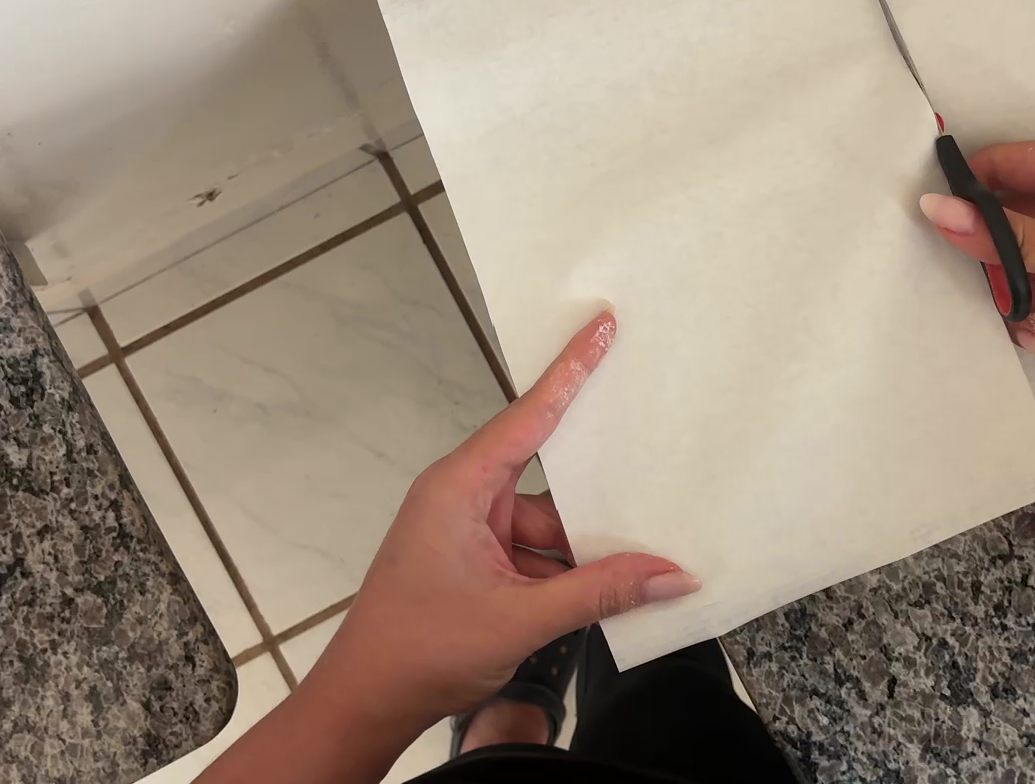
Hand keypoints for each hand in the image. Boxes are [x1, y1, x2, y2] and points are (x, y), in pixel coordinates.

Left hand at [299, 311, 698, 735]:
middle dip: (593, 468)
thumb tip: (672, 575)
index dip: (570, 367)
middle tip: (644, 433)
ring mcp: (471, 526)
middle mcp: (466, 493)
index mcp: (461, 485)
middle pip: (545, 464)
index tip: (601, 326)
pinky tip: (607, 583)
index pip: (529, 414)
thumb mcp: (520, 618)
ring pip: (546, 515)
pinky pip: (535, 545)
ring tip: (641, 548)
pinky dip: (565, 565)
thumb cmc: (420, 650)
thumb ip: (600, 593)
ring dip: (582, 541)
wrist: (363, 707)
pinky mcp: (478, 556)